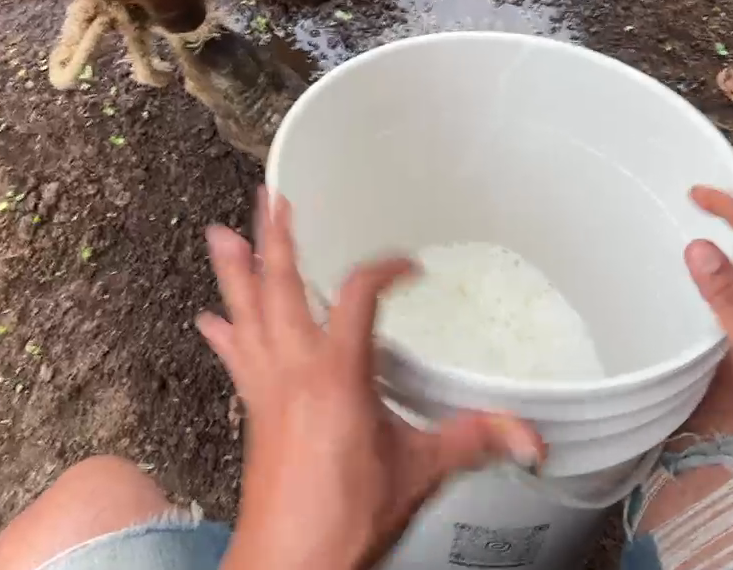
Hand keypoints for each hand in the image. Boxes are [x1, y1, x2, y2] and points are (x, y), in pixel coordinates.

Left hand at [198, 189, 543, 569]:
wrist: (288, 562)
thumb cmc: (346, 516)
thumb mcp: (416, 472)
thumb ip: (471, 442)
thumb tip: (526, 436)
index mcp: (337, 371)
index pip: (358, 294)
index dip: (385, 269)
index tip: (409, 266)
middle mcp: (294, 365)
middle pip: (280, 286)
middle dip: (275, 239)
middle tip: (269, 198)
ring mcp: (266, 383)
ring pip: (246, 312)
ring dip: (234, 270)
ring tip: (220, 233)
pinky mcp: (252, 405)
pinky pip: (233, 357)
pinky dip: (223, 333)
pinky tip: (207, 317)